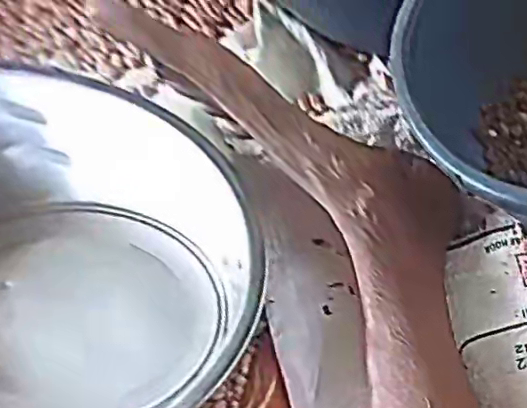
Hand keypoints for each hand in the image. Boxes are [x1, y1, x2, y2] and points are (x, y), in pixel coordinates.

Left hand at [93, 0, 456, 246]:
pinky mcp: (300, 167)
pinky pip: (246, 119)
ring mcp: (286, 156)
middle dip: (166, 52)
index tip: (111, 12)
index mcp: (295, 135)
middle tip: (119, 18)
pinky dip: (220, 97)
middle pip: (209, 87)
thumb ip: (407, 138)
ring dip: (191, 75)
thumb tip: (412, 120)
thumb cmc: (404, 222)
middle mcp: (279, 143)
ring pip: (224, 104)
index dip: (168, 43)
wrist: (402, 264)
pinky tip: (215, 94)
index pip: (221, 79)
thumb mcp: (416, 169)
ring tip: (160, 50)